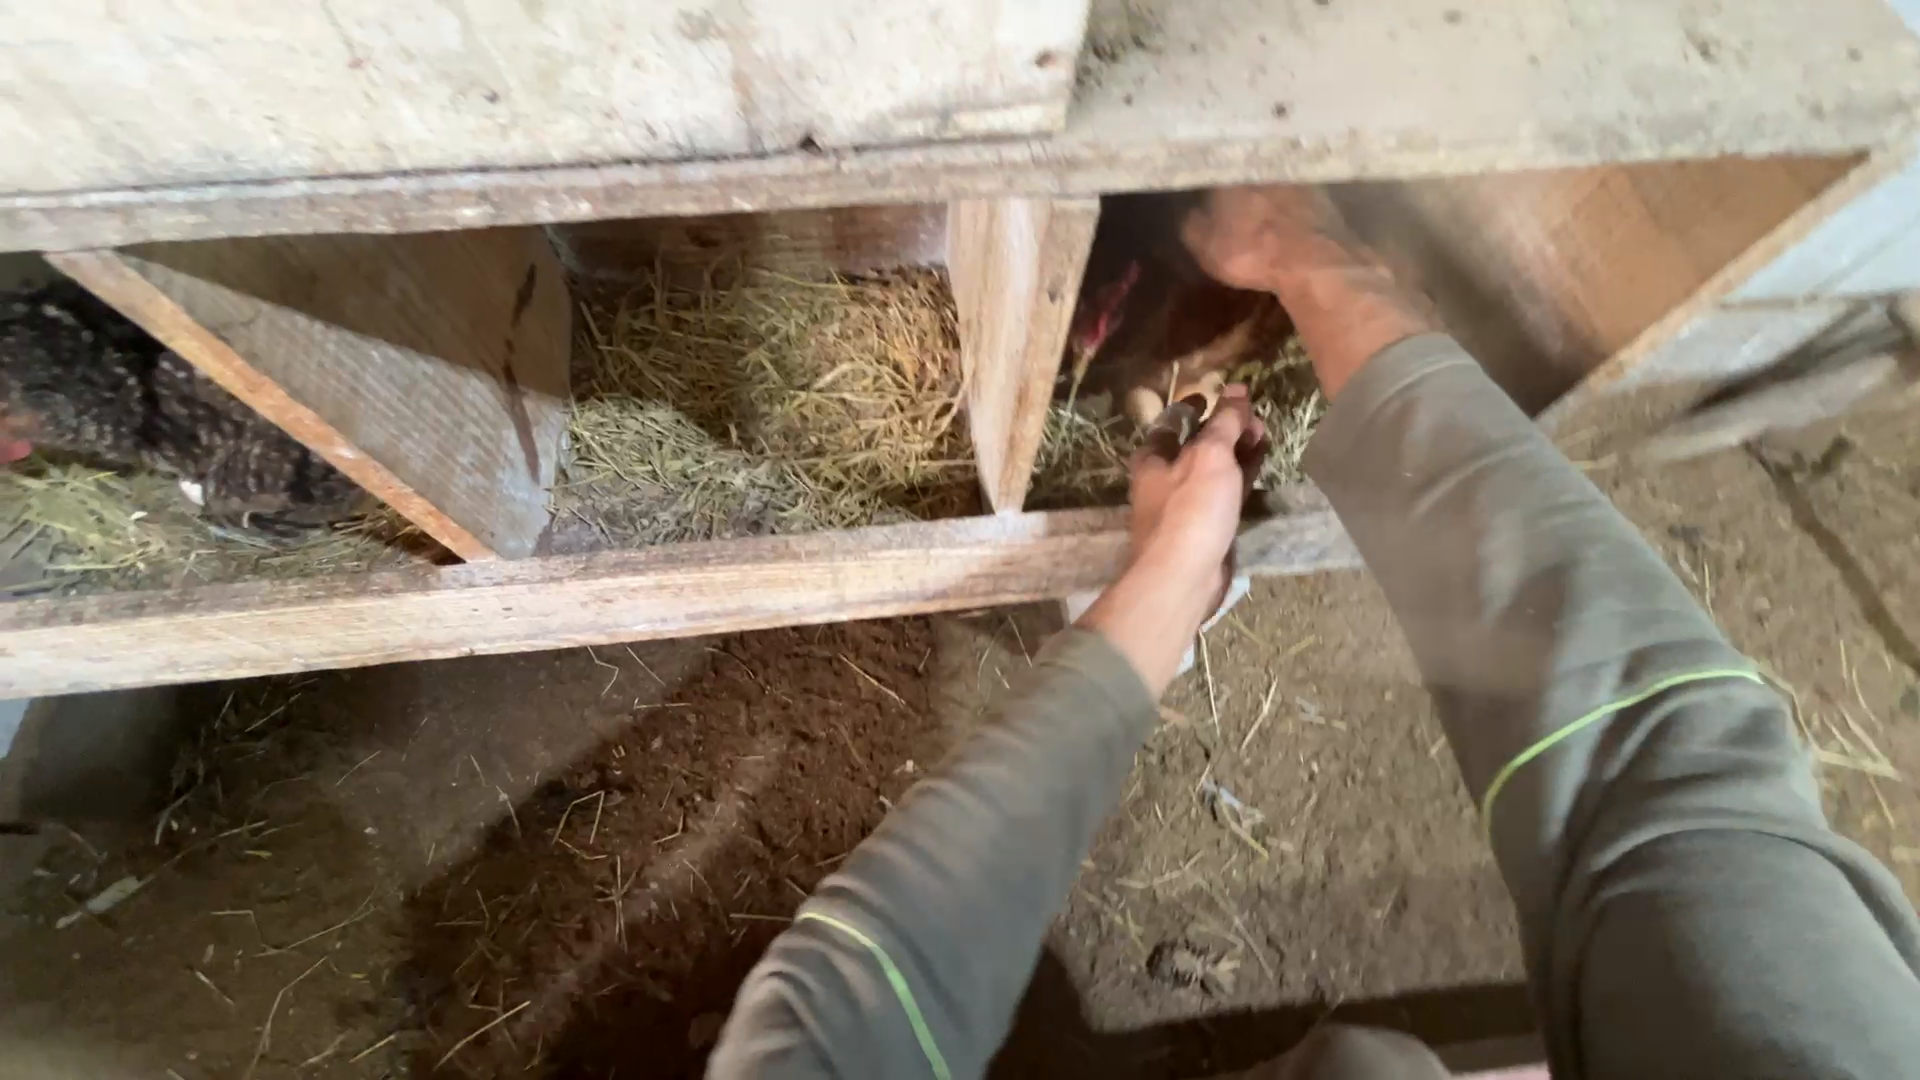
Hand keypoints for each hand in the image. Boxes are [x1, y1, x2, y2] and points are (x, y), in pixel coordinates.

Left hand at [1128, 386, 1265, 600]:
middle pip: (1195, 445)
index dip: (1192, 406)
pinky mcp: (1206, 526)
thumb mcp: (1209, 455)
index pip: (1170, 423)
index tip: (1214, 394)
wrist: (1184, 575)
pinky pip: (1225, 492)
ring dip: (1237, 450)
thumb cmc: (1190, 509)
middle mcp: (1164, 479)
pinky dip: (1242, 475)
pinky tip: (1260, 463)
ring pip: (1214, 469)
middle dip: (1223, 428)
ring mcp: (1185, 505)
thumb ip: (1224, 422)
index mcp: (1153, 459)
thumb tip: (1235, 389)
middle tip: (1254, 416)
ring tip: (1264, 432)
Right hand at [1183, 185, 1439, 398]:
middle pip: (1246, 174)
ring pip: (1274, 183)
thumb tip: (1189, 214)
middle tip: (1231, 202)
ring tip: (1260, 212)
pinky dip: (1289, 208)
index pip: (1213, 173)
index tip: (1202, 197)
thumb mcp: (1207, 249)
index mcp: (1231, 178)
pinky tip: (1286, 221)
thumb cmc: (1250, 253)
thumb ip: (1193, 228)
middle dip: (1238, 186)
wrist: (1311, 260)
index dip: (1206, 186)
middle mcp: (1264, 170)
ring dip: (1267, 195)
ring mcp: (1296, 180)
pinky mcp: (1321, 195)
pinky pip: (1297, 198)